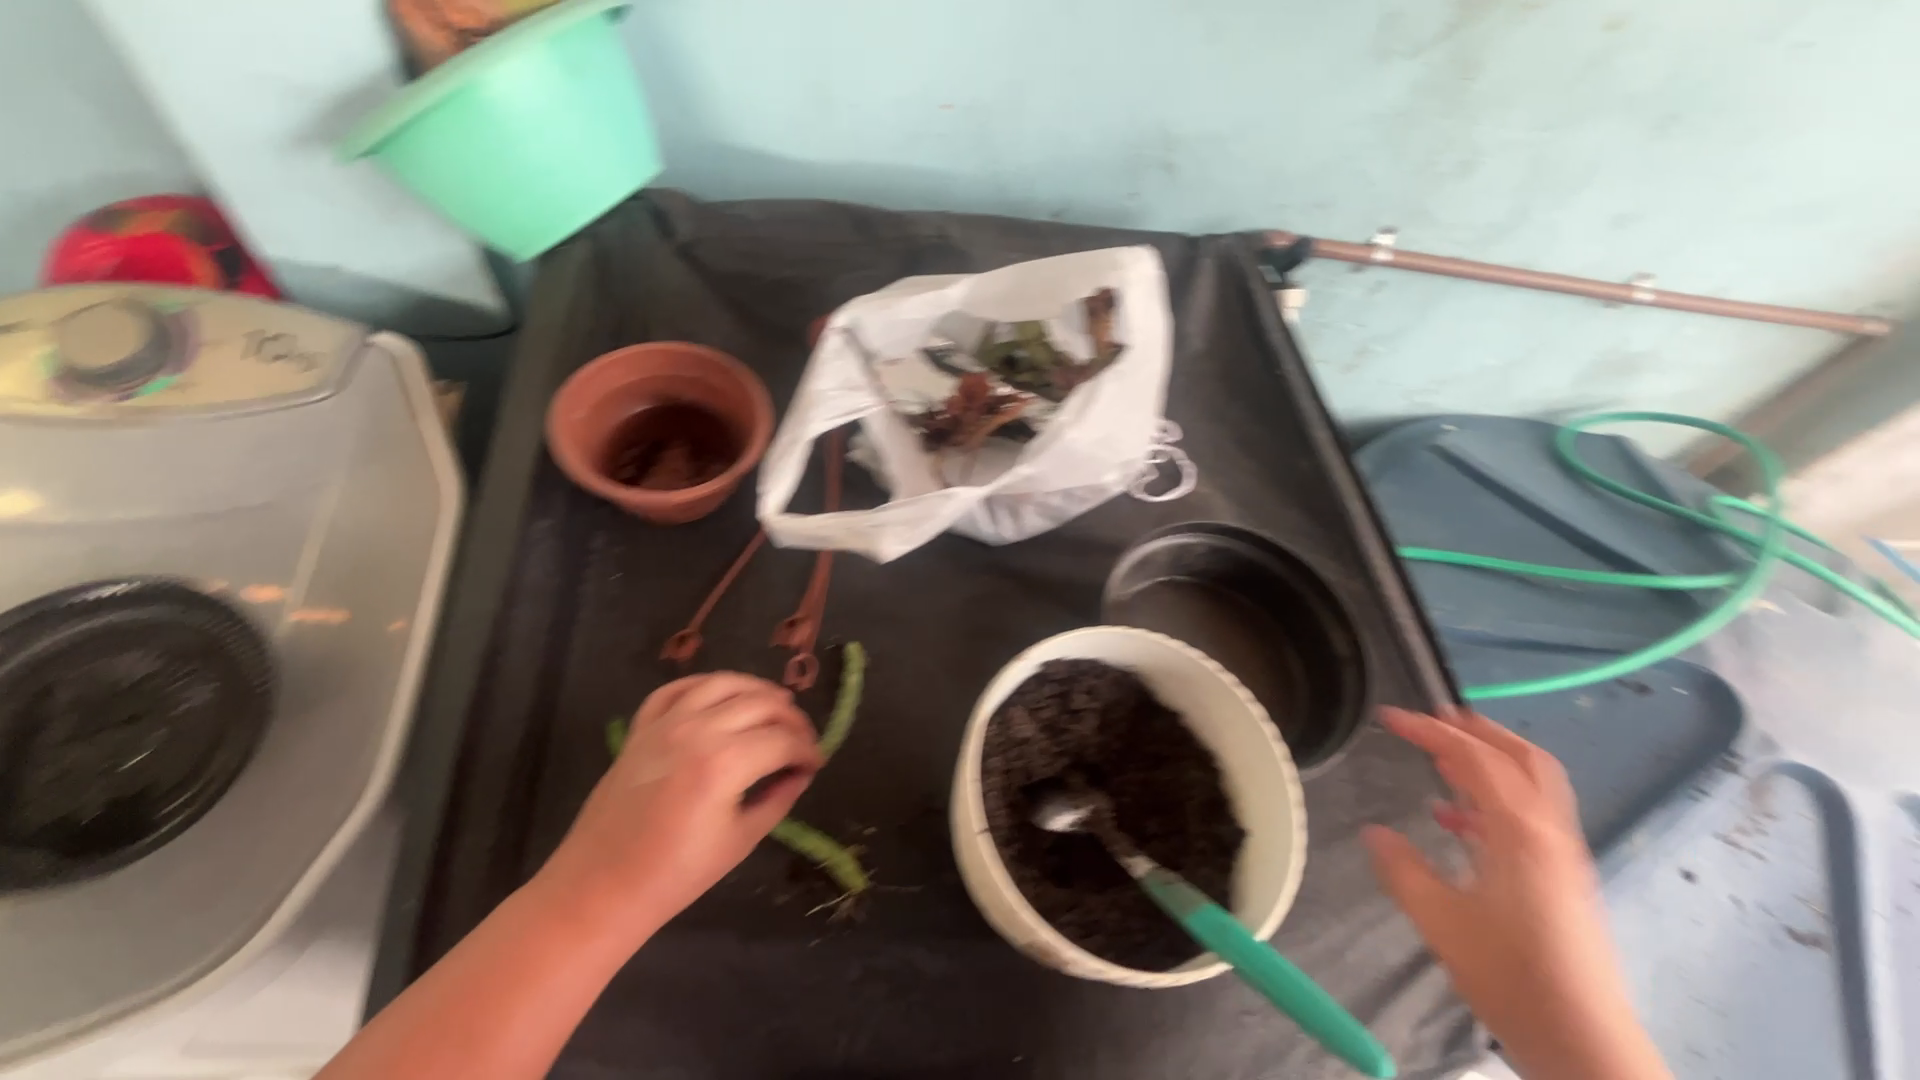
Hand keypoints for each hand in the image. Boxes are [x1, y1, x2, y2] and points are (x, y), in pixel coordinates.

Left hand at [537, 673, 823, 934]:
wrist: (601, 888)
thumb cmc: (676, 875)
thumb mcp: (740, 840)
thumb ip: (777, 799)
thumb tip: (800, 774)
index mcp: (724, 763)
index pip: (783, 741)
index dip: (808, 750)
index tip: (816, 764)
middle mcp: (697, 730)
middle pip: (760, 703)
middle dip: (791, 719)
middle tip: (803, 740)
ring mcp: (664, 724)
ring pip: (722, 683)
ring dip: (755, 690)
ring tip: (775, 706)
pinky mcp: (640, 729)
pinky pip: (676, 690)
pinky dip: (704, 686)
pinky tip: (722, 698)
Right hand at [1364, 708, 1670, 1079]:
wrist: (1584, 1043)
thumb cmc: (1510, 977)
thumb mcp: (1440, 922)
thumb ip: (1403, 870)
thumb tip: (1375, 831)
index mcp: (1521, 834)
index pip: (1477, 759)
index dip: (1431, 729)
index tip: (1390, 716)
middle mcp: (1550, 834)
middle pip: (1524, 758)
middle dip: (1477, 729)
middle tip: (1433, 716)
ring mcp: (1564, 856)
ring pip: (1534, 785)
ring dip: (1491, 759)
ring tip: (1443, 755)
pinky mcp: (1564, 879)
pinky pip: (1532, 816)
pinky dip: (1495, 798)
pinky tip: (1457, 820)